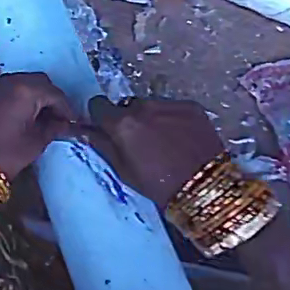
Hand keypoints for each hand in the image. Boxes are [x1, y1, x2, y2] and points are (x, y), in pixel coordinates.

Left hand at [0, 73, 77, 178]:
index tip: (71, 122)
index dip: (66, 108)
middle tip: (56, 118)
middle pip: (38, 82)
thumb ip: (53, 128)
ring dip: (33, 96)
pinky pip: (6, 89)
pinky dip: (17, 97)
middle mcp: (9, 80)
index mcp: (26, 90)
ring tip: (39, 117)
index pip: (55, 93)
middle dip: (50, 98)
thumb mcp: (35, 142)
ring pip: (21, 83)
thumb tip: (64, 124)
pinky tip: (21, 114)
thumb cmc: (5, 153)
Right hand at [87, 97, 225, 206]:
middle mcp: (143, 107)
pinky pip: (173, 107)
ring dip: (152, 118)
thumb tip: (84, 130)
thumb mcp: (123, 171)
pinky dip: (173, 118)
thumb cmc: (158, 185)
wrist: (205, 186)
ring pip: (151, 106)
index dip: (101, 117)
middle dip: (130, 120)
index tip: (107, 127)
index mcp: (122, 124)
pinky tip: (181, 139)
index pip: (98, 105)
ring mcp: (169, 104)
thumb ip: (102, 145)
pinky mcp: (190, 105)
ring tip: (164, 142)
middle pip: (127, 106)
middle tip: (141, 142)